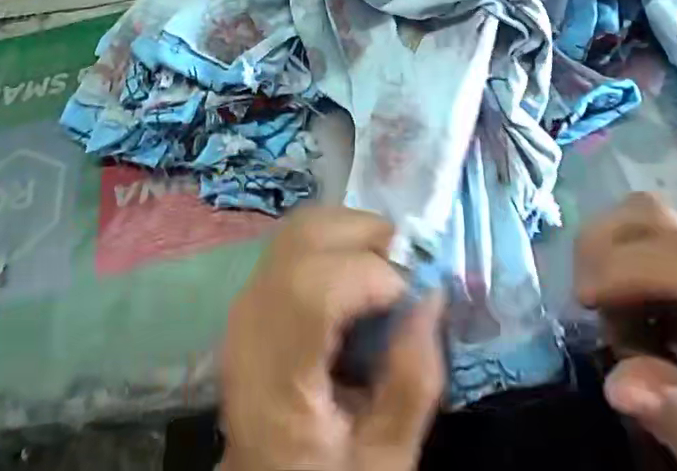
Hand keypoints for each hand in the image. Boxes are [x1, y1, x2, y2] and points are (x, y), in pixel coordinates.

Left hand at [220, 207, 444, 470]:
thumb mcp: (384, 457)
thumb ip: (412, 381)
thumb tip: (431, 296)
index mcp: (275, 371)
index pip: (311, 286)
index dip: (371, 275)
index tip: (416, 298)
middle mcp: (250, 318)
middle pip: (302, 238)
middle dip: (366, 234)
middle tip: (414, 267)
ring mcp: (245, 300)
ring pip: (298, 229)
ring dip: (351, 232)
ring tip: (391, 268)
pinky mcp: (253, 294)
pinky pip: (293, 244)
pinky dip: (334, 241)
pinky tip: (362, 274)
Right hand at [576, 194, 676, 470]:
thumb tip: (619, 384)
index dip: (626, 267)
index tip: (583, 302)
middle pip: (666, 223)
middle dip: (608, 249)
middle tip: (587, 304)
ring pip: (652, 223)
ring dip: (609, 255)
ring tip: (609, 316)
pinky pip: (648, 247)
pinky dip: (617, 268)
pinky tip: (625, 320)